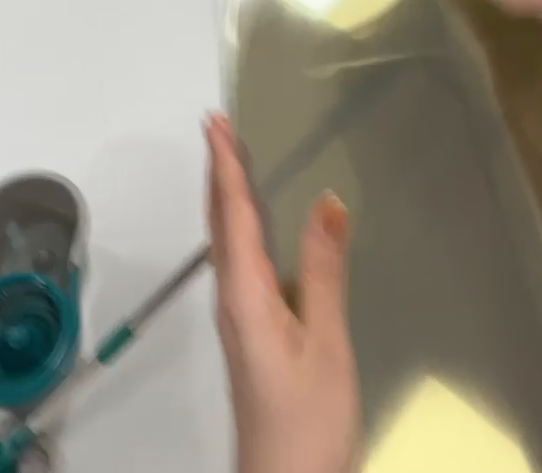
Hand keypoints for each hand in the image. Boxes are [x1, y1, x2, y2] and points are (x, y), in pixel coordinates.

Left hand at [205, 113, 360, 472]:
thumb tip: (326, 200)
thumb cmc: (307, 419)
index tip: (215, 123)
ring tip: (235, 160)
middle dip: (217, 170)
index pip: (232, 212)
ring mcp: (237, 314)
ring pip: (226, 239)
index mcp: (246, 292)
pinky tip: (257, 224)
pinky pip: (238, 259)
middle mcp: (232, 296)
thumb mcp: (325, 343)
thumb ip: (324, 270)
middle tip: (220, 128)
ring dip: (226, 195)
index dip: (223, 164)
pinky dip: (240, 224)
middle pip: (220, 220)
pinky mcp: (248, 328)